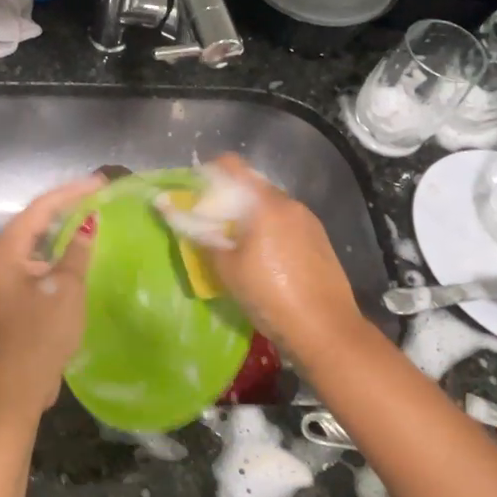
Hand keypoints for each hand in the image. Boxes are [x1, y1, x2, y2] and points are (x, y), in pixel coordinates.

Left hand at [0, 174, 102, 418]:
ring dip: (62, 231)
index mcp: (6, 250)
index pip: (40, 208)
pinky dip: (57, 254)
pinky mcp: (12, 297)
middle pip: (35, 221)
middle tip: (98, 195)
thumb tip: (88, 224)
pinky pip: (37, 263)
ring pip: (36, 243)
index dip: (71, 193)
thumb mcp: (65, 289)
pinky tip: (77, 254)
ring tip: (92, 217)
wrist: (14, 389)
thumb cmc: (39, 335)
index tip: (100, 182)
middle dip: (66, 207)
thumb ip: (77, 252)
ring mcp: (3, 279)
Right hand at [201, 154, 364, 351]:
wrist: (327, 331)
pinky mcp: (320, 239)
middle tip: (212, 225)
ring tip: (237, 245)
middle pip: (251, 185)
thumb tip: (169, 209)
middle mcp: (289, 202)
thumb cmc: (269, 295)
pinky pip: (286, 222)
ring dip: (250, 216)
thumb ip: (199, 234)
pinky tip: (265, 259)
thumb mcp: (225, 267)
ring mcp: (308, 220)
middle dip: (228, 199)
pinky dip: (269, 229)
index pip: (232, 166)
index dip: (209, 173)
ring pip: (269, 205)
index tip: (195, 195)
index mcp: (264, 202)